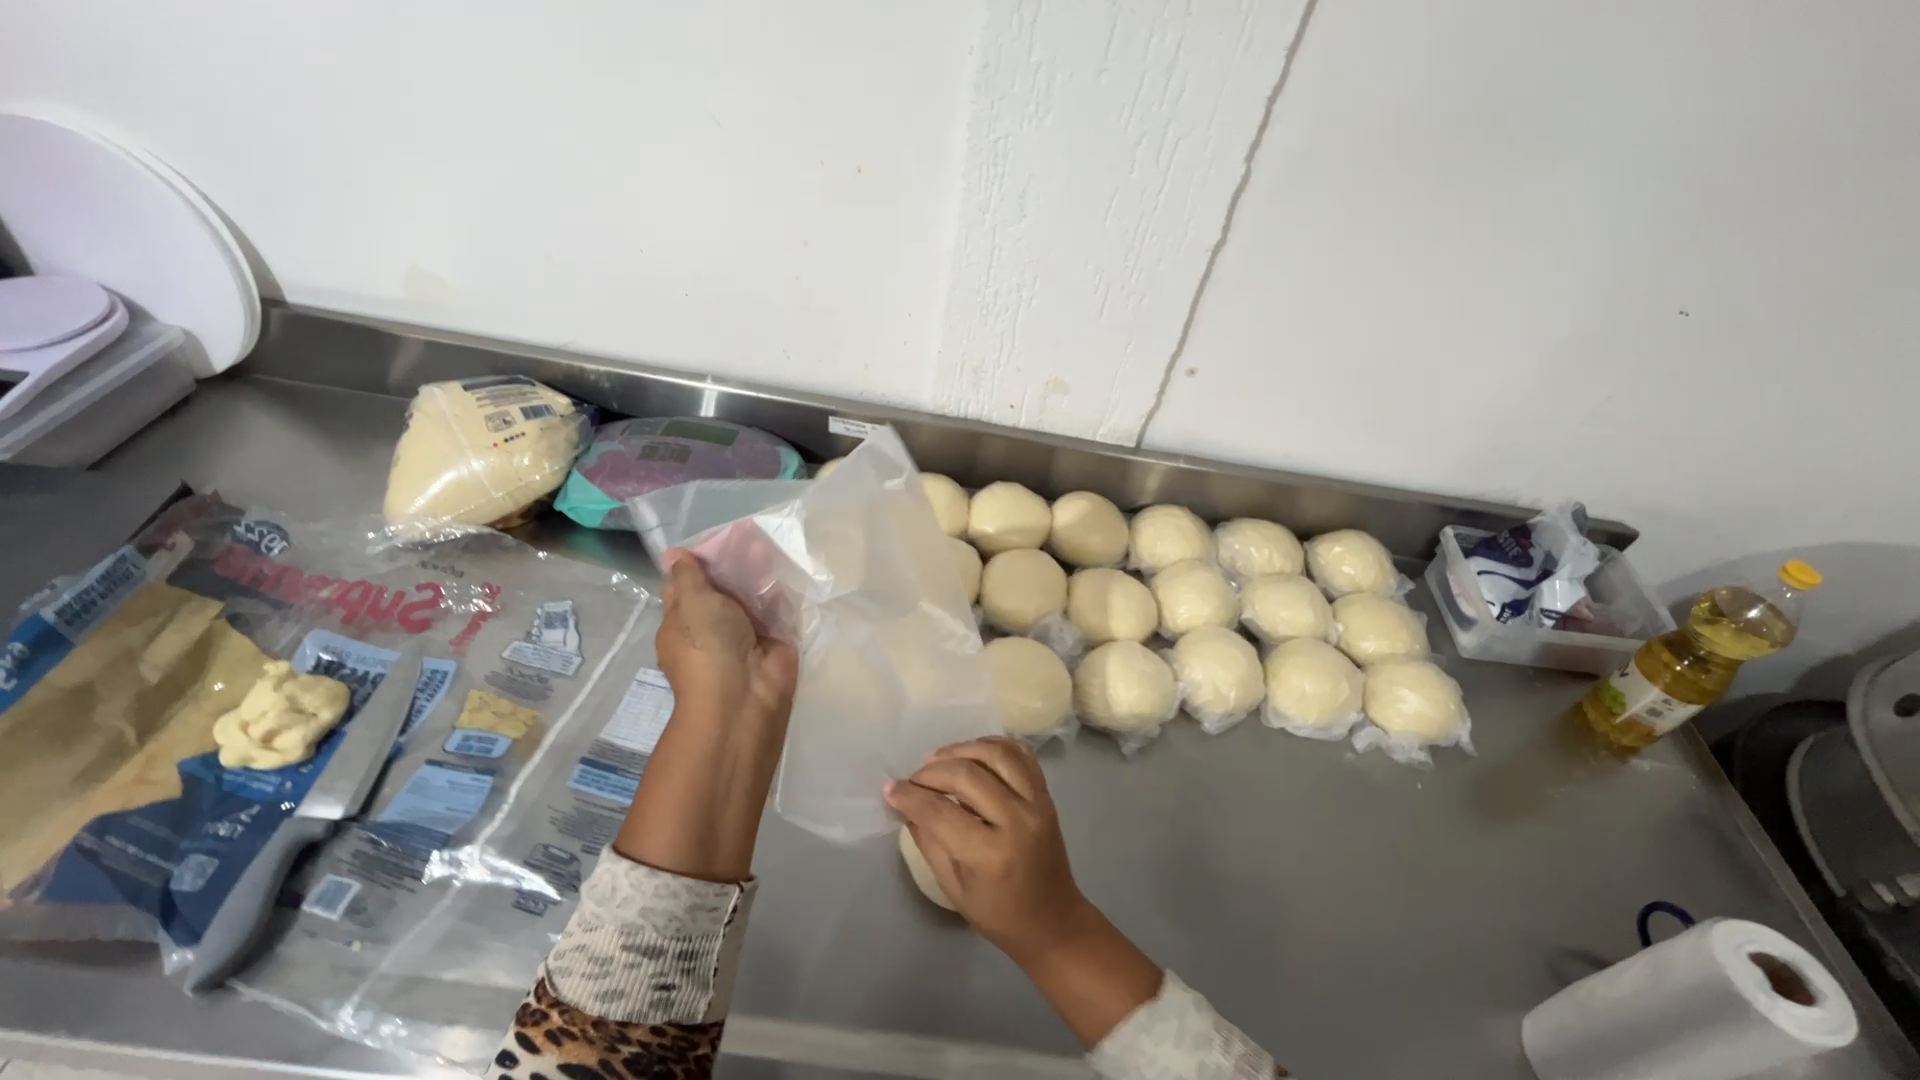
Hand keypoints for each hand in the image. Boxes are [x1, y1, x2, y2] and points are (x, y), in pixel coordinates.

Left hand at [614, 549, 797, 882]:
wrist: (743, 694)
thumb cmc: (705, 646)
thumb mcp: (690, 603)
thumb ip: (688, 576)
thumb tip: (673, 554)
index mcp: (682, 622)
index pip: (687, 585)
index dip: (698, 561)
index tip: (715, 537)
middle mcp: (712, 627)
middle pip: (722, 587)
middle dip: (732, 562)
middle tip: (747, 533)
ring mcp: (745, 634)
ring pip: (751, 595)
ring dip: (756, 571)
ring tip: (765, 542)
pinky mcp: (775, 640)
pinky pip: (777, 609)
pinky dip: (779, 589)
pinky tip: (782, 564)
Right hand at [886, 737, 1165, 1048]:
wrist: (1053, 920)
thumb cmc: (999, 914)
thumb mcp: (953, 887)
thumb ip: (928, 841)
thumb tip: (904, 805)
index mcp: (991, 854)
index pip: (940, 812)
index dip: (910, 797)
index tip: (890, 789)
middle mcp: (1017, 821)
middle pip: (967, 775)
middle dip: (931, 772)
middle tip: (913, 780)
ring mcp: (1037, 804)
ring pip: (997, 755)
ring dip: (962, 749)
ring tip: (938, 759)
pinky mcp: (1046, 796)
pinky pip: (1021, 756)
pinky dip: (995, 745)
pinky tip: (973, 753)